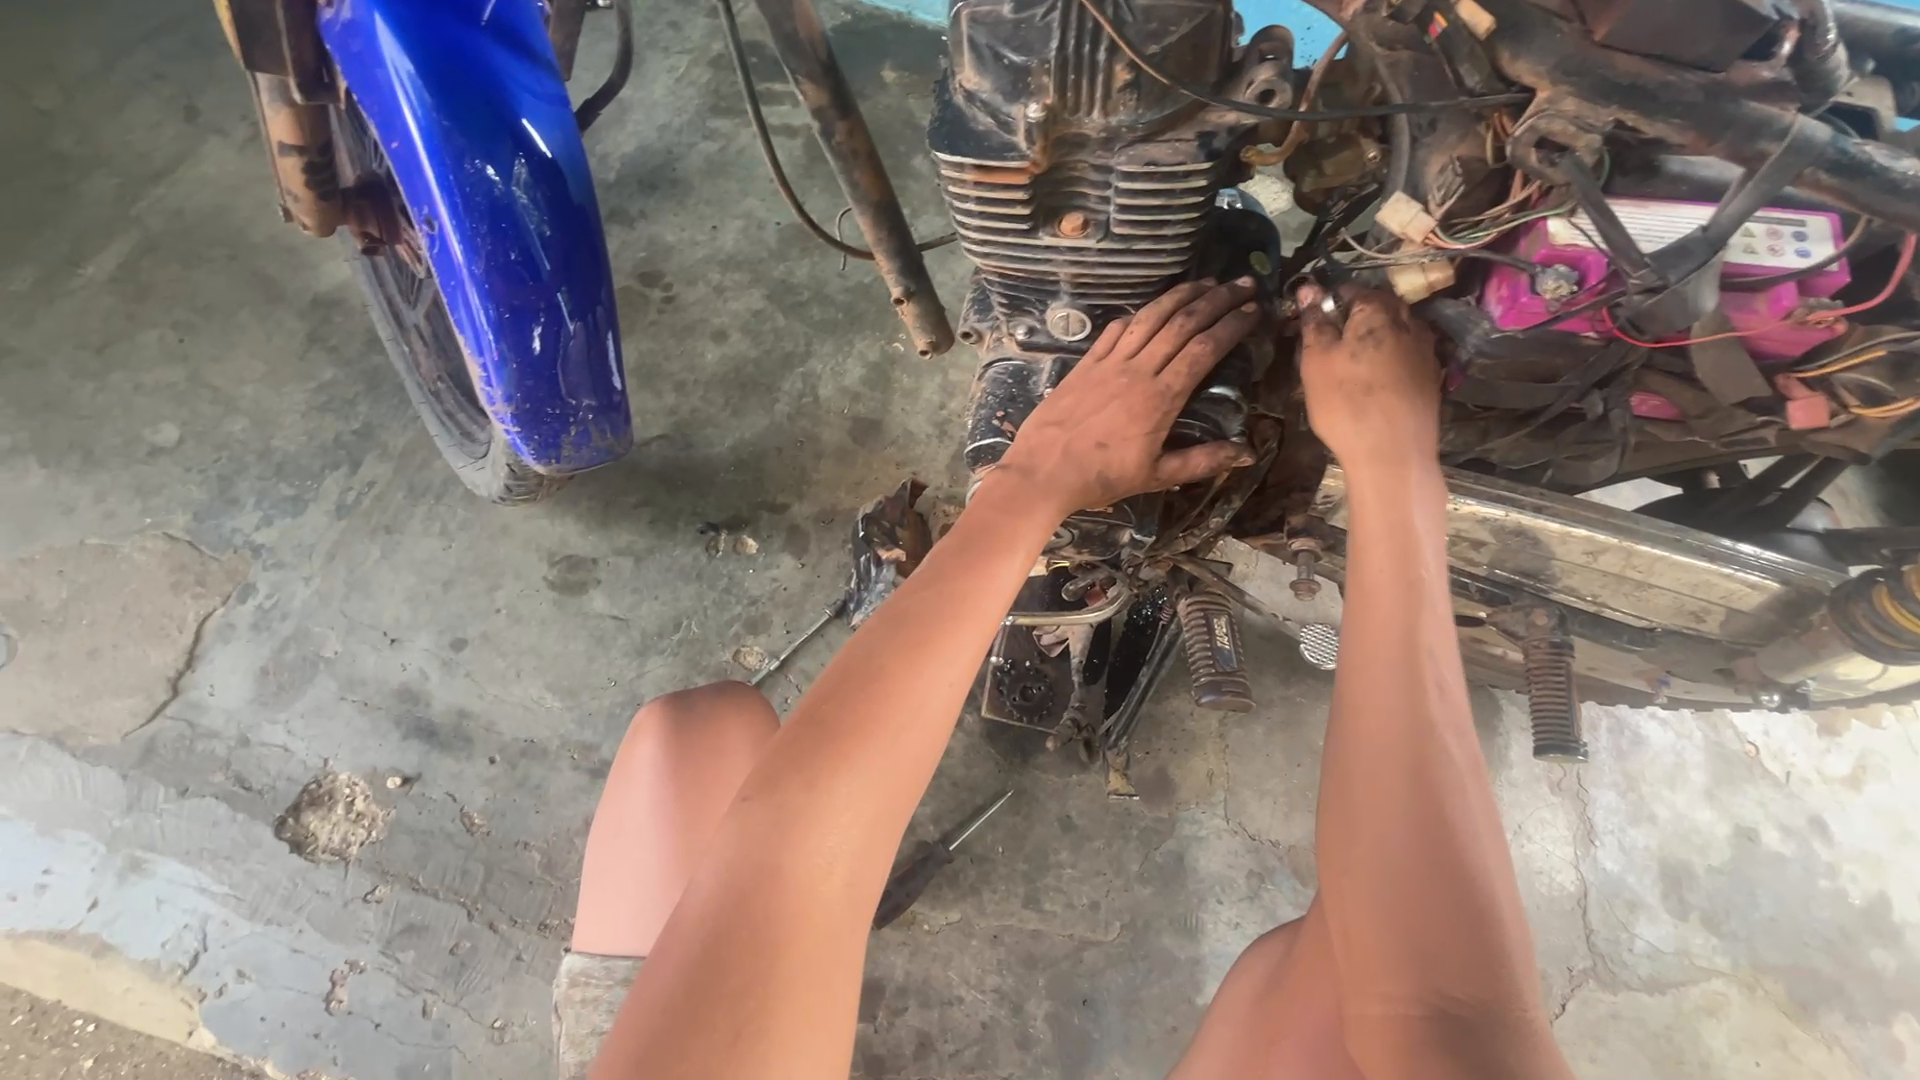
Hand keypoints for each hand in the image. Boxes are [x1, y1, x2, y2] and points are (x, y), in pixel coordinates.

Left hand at [995, 279, 1261, 518]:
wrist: (1043, 471)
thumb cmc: (1100, 478)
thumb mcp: (1155, 476)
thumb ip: (1202, 461)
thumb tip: (1246, 452)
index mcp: (1161, 397)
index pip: (1205, 348)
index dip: (1232, 325)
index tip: (1254, 310)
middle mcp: (1137, 370)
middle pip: (1183, 323)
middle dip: (1216, 300)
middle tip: (1242, 284)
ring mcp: (1108, 363)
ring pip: (1150, 317)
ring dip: (1180, 295)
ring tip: (1205, 282)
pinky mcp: (1085, 363)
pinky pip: (1116, 329)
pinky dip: (1139, 313)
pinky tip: (1151, 308)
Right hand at [1296, 283, 1441, 476]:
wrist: (1392, 452)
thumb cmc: (1346, 404)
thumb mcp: (1316, 362)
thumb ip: (1314, 322)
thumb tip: (1308, 288)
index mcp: (1378, 311)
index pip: (1351, 290)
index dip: (1329, 301)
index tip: (1312, 323)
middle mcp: (1409, 321)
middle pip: (1380, 306)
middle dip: (1356, 316)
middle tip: (1330, 342)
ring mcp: (1426, 348)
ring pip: (1396, 329)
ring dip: (1376, 336)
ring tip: (1353, 361)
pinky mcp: (1433, 374)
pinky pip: (1407, 351)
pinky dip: (1391, 356)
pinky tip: (1376, 379)